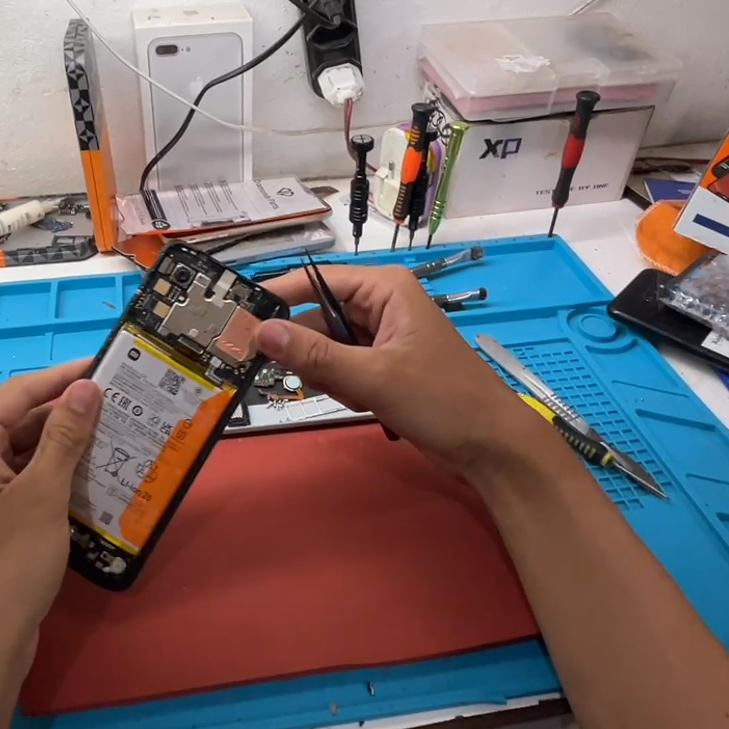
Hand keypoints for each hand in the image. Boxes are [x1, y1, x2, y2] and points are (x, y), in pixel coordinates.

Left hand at [0, 360, 100, 667]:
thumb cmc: (7, 565)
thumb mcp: (43, 494)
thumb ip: (65, 435)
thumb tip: (86, 386)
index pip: (18, 391)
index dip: (64, 377)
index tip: (108, 365)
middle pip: (20, 419)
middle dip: (70, 413)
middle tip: (123, 403)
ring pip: (25, 451)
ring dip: (67, 445)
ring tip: (119, 432)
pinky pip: (24, 480)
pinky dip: (57, 475)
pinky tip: (95, 473)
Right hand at [259, 265, 540, 477]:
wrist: (492, 448)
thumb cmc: (441, 400)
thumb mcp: (373, 377)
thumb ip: (314, 354)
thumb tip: (260, 332)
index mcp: (384, 289)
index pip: (315, 280)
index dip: (276, 296)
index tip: (236, 316)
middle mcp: (381, 305)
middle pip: (318, 315)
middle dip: (304, 347)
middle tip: (279, 372)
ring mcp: (382, 337)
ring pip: (327, 345)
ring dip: (326, 372)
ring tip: (349, 394)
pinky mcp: (384, 366)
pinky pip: (343, 366)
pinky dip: (341, 385)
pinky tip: (362, 403)